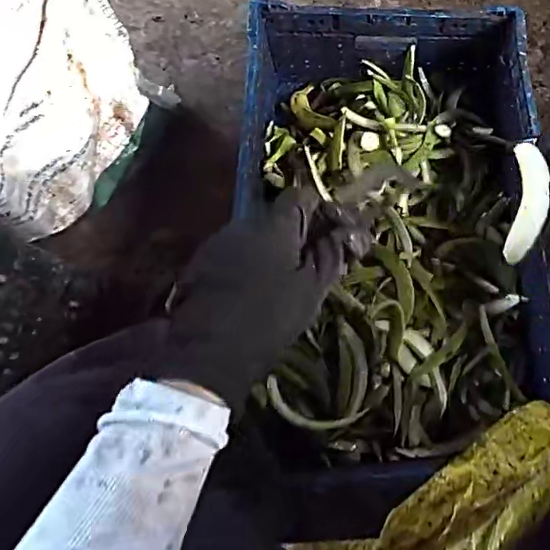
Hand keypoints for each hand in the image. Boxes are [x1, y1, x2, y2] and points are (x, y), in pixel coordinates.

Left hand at [162, 188, 366, 405]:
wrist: (205, 354)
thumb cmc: (269, 318)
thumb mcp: (311, 288)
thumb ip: (332, 252)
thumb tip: (350, 230)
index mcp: (276, 225)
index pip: (302, 196)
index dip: (322, 210)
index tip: (336, 232)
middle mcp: (244, 224)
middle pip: (278, 217)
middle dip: (298, 233)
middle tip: (315, 259)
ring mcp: (218, 243)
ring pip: (256, 236)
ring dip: (273, 249)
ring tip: (284, 277)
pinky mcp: (199, 264)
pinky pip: (235, 252)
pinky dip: (250, 263)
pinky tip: (255, 288)